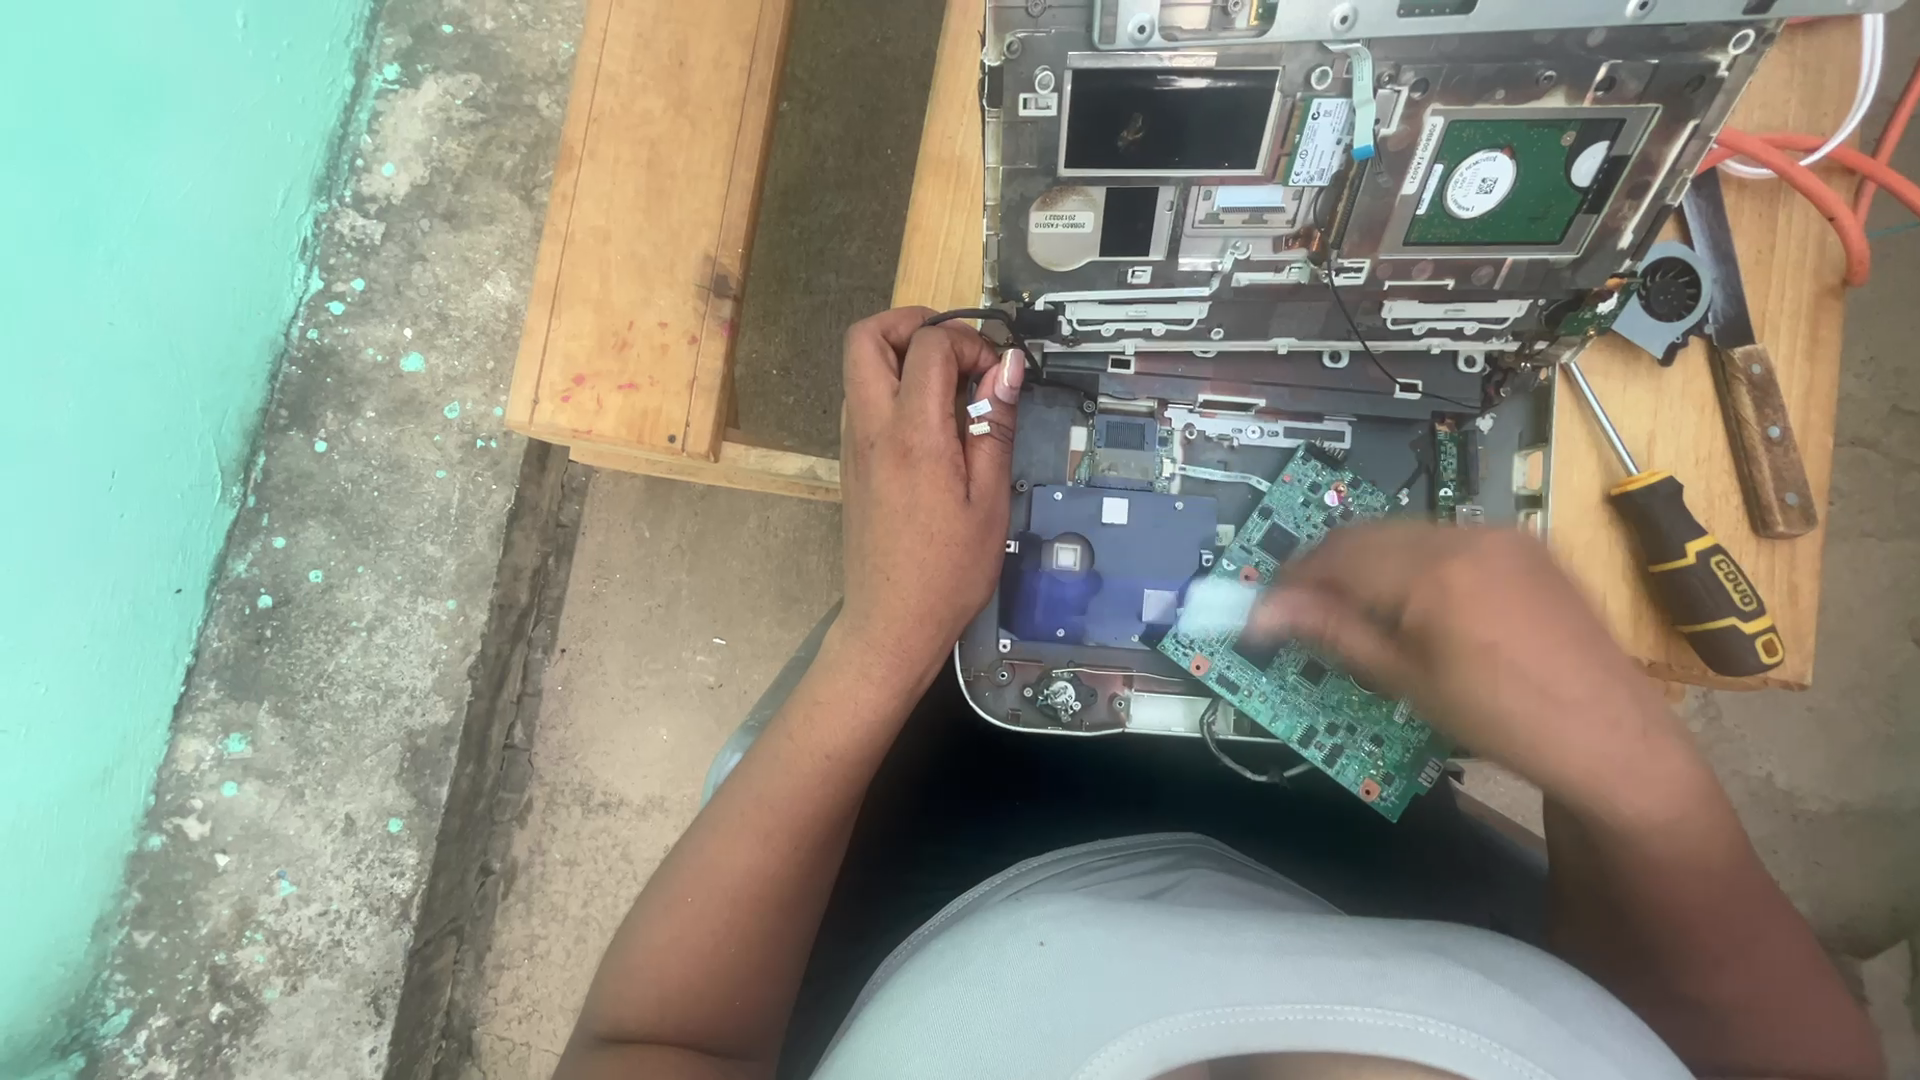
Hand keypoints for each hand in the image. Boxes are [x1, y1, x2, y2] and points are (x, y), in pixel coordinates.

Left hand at [834, 308, 1023, 690]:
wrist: (891, 621)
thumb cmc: (949, 571)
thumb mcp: (990, 501)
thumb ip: (994, 426)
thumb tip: (1008, 367)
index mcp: (912, 435)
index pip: (928, 346)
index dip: (969, 342)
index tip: (996, 375)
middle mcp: (871, 428)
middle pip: (865, 336)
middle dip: (912, 323)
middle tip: (956, 350)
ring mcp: (853, 444)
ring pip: (858, 365)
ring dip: (900, 354)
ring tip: (949, 387)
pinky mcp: (850, 462)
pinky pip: (862, 399)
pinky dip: (893, 386)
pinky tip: (931, 424)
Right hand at [1244, 524, 1704, 819]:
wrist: (1614, 739)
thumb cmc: (1499, 720)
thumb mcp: (1403, 680)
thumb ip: (1331, 631)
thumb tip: (1264, 611)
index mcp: (1434, 572)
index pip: (1334, 557)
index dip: (1289, 582)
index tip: (1262, 611)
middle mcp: (1464, 536)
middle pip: (1362, 535)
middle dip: (1320, 568)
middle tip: (1295, 610)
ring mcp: (1498, 534)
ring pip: (1398, 532)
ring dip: (1360, 562)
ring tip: (1344, 607)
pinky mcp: (1521, 543)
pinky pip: (1439, 537)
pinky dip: (1403, 560)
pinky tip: (1401, 597)